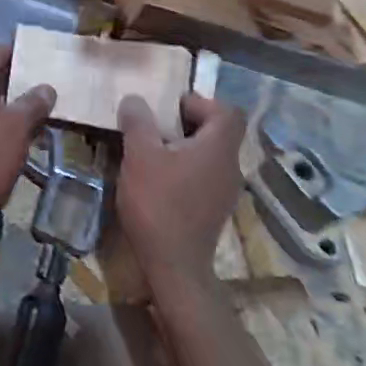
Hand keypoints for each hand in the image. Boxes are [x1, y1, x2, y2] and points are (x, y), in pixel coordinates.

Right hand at [115, 93, 247, 290]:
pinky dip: (186, 169)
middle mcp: (230, 166)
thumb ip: (138, 121)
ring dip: (184, 147)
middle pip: (218, 132)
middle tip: (155, 127)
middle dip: (187, 123)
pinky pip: (204, 176)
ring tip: (152, 152)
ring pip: (210, 155)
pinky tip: (159, 181)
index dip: (200, 102)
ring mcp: (226, 191)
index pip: (226, 111)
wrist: (174, 264)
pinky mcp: (215, 210)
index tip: (170, 108)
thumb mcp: (139, 154)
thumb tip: (135, 100)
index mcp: (219, 147)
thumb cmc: (158, 202)